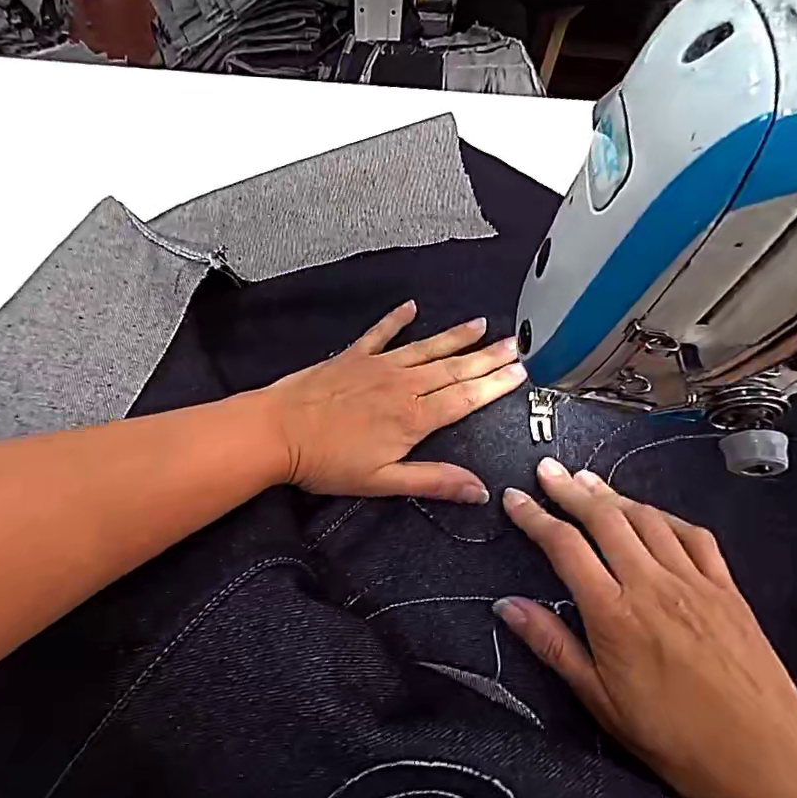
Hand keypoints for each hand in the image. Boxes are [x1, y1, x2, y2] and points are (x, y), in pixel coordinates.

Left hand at [262, 301, 523, 503]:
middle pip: (456, 368)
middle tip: (515, 344)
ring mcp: (379, 365)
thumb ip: (434, 481)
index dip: (496, 385)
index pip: (467, 397)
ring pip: (428, 347)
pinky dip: (397, 319)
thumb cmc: (326, 462)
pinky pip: (381, 333)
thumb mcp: (383, 482)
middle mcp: (404, 384)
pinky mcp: (354, 356)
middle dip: (488, 356)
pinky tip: (411, 307)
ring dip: (457, 336)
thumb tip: (478, 490)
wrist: (276, 432)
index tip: (520, 372)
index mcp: (414, 416)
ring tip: (482, 324)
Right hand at [495, 459, 796, 797]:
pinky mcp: (726, 585)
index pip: (564, 547)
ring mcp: (693, 579)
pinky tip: (652, 514)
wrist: (768, 758)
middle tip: (548, 470)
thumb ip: (554, 647)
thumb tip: (509, 607)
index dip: (534, 517)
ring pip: (646, 518)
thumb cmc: (677, 741)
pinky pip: (692, 534)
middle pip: (604, 518)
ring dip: (613, 494)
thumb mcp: (602, 703)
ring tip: (588, 480)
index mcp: (615, 614)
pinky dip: (665, 515)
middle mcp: (652, 584)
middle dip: (570, 489)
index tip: (514, 497)